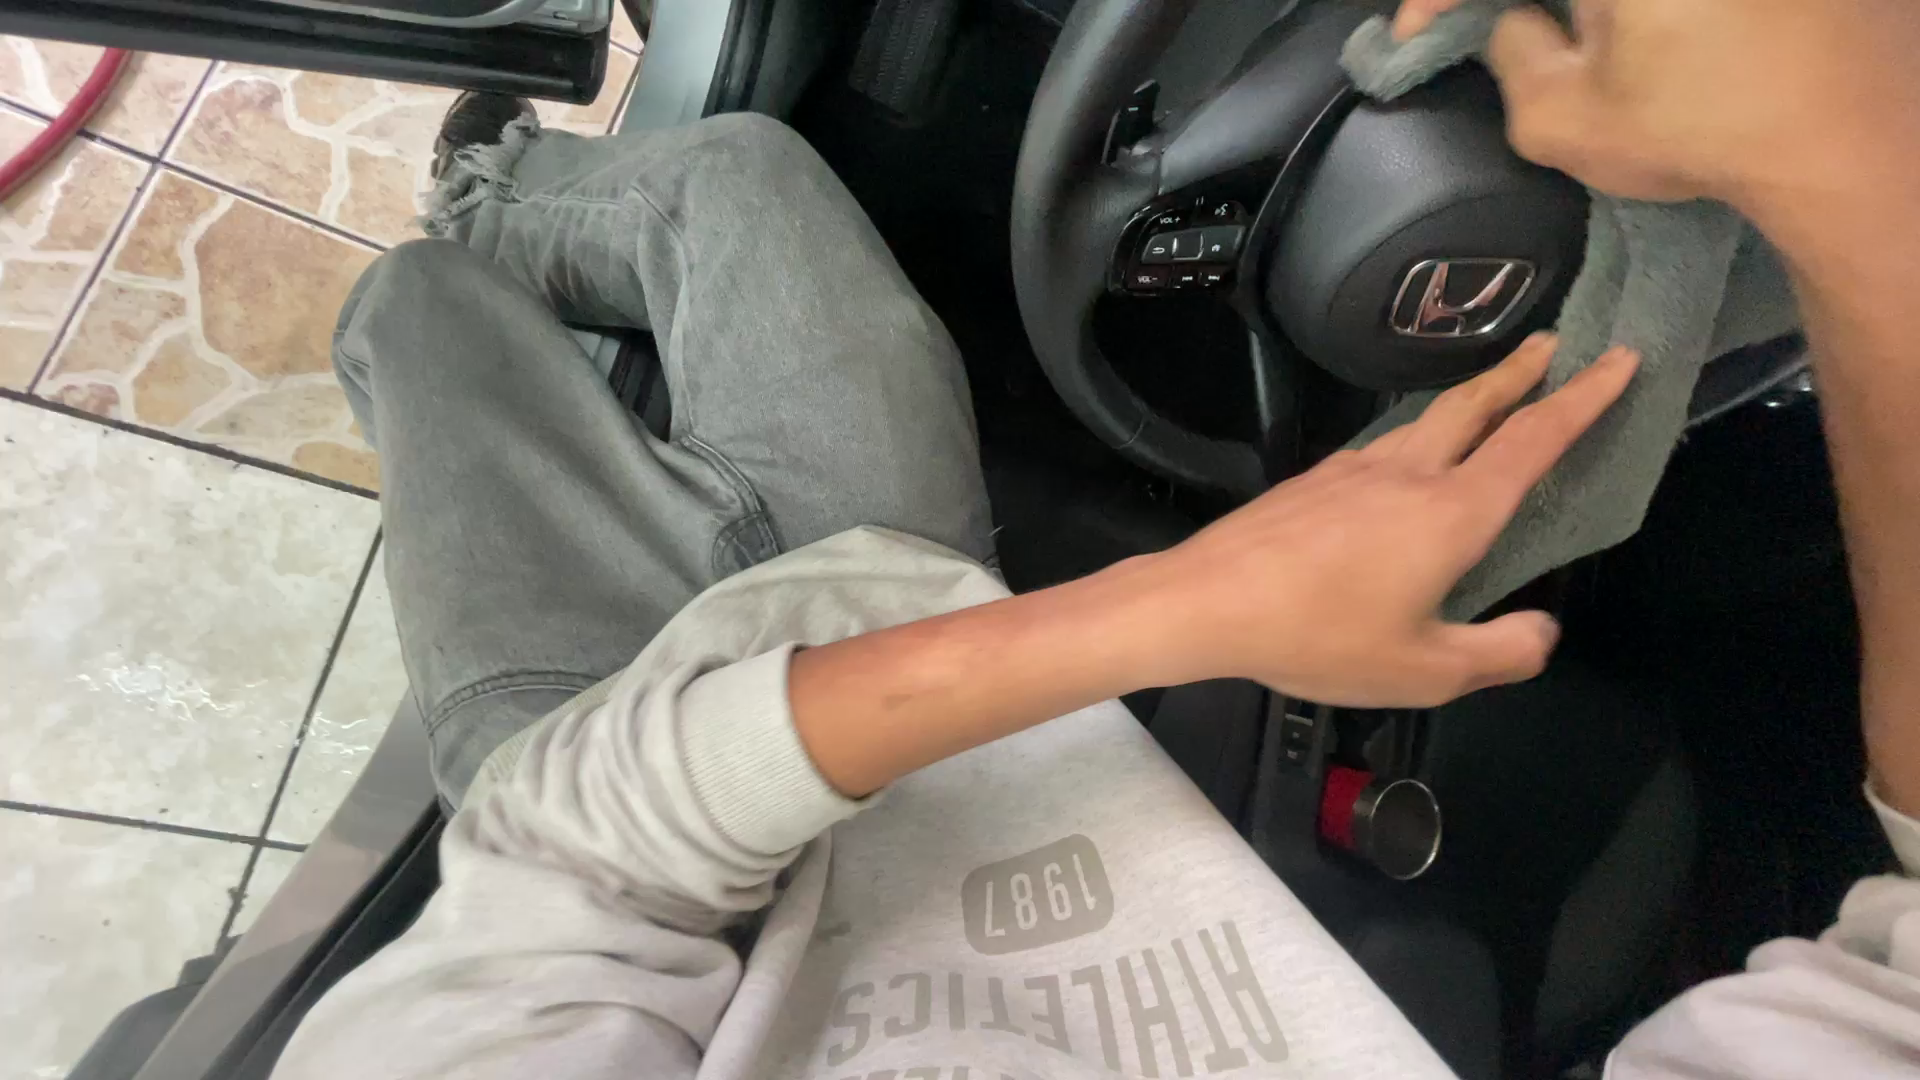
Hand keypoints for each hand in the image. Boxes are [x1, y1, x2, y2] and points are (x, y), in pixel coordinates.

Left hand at [1142, 334, 1637, 706]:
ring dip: (1457, 407)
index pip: (1532, 439)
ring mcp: (1343, 472)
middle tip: (1549, 345)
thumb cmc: (1317, 636)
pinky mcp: (1302, 484)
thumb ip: (1499, 653)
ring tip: (1479, 404)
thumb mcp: (1424, 670)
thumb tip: (1540, 629)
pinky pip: (1368, 453)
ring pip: (1414, 426)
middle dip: (1517, 373)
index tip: (1617, 357)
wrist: (1207, 601)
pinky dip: (1401, 444)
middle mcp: (1401, 475)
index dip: (1583, 397)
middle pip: (1469, 407)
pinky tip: (1390, 467)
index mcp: (1449, 511)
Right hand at [1390, 0, 1919, 220]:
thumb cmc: (1690, 128)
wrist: (1846, 129)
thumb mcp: (1559, 117)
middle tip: (1464, 24)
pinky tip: (1602, 34)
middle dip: (1493, 1)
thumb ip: (1513, 57)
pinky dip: (1601, 11)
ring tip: (1530, 32)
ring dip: (1559, 8)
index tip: (1412, 35)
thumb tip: (1505, 22)